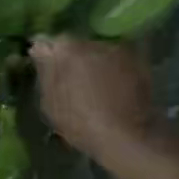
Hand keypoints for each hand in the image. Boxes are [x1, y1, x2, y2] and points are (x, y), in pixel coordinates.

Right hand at [29, 35, 167, 166]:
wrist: (126, 136)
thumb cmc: (79, 122)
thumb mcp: (49, 102)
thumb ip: (44, 71)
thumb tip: (40, 49)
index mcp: (64, 50)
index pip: (46, 43)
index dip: (45, 57)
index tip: (45, 70)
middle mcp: (91, 42)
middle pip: (74, 45)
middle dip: (70, 59)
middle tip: (69, 81)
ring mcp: (117, 50)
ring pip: (96, 52)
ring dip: (93, 64)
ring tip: (93, 87)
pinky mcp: (139, 61)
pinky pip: (116, 61)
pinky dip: (112, 70)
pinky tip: (111, 89)